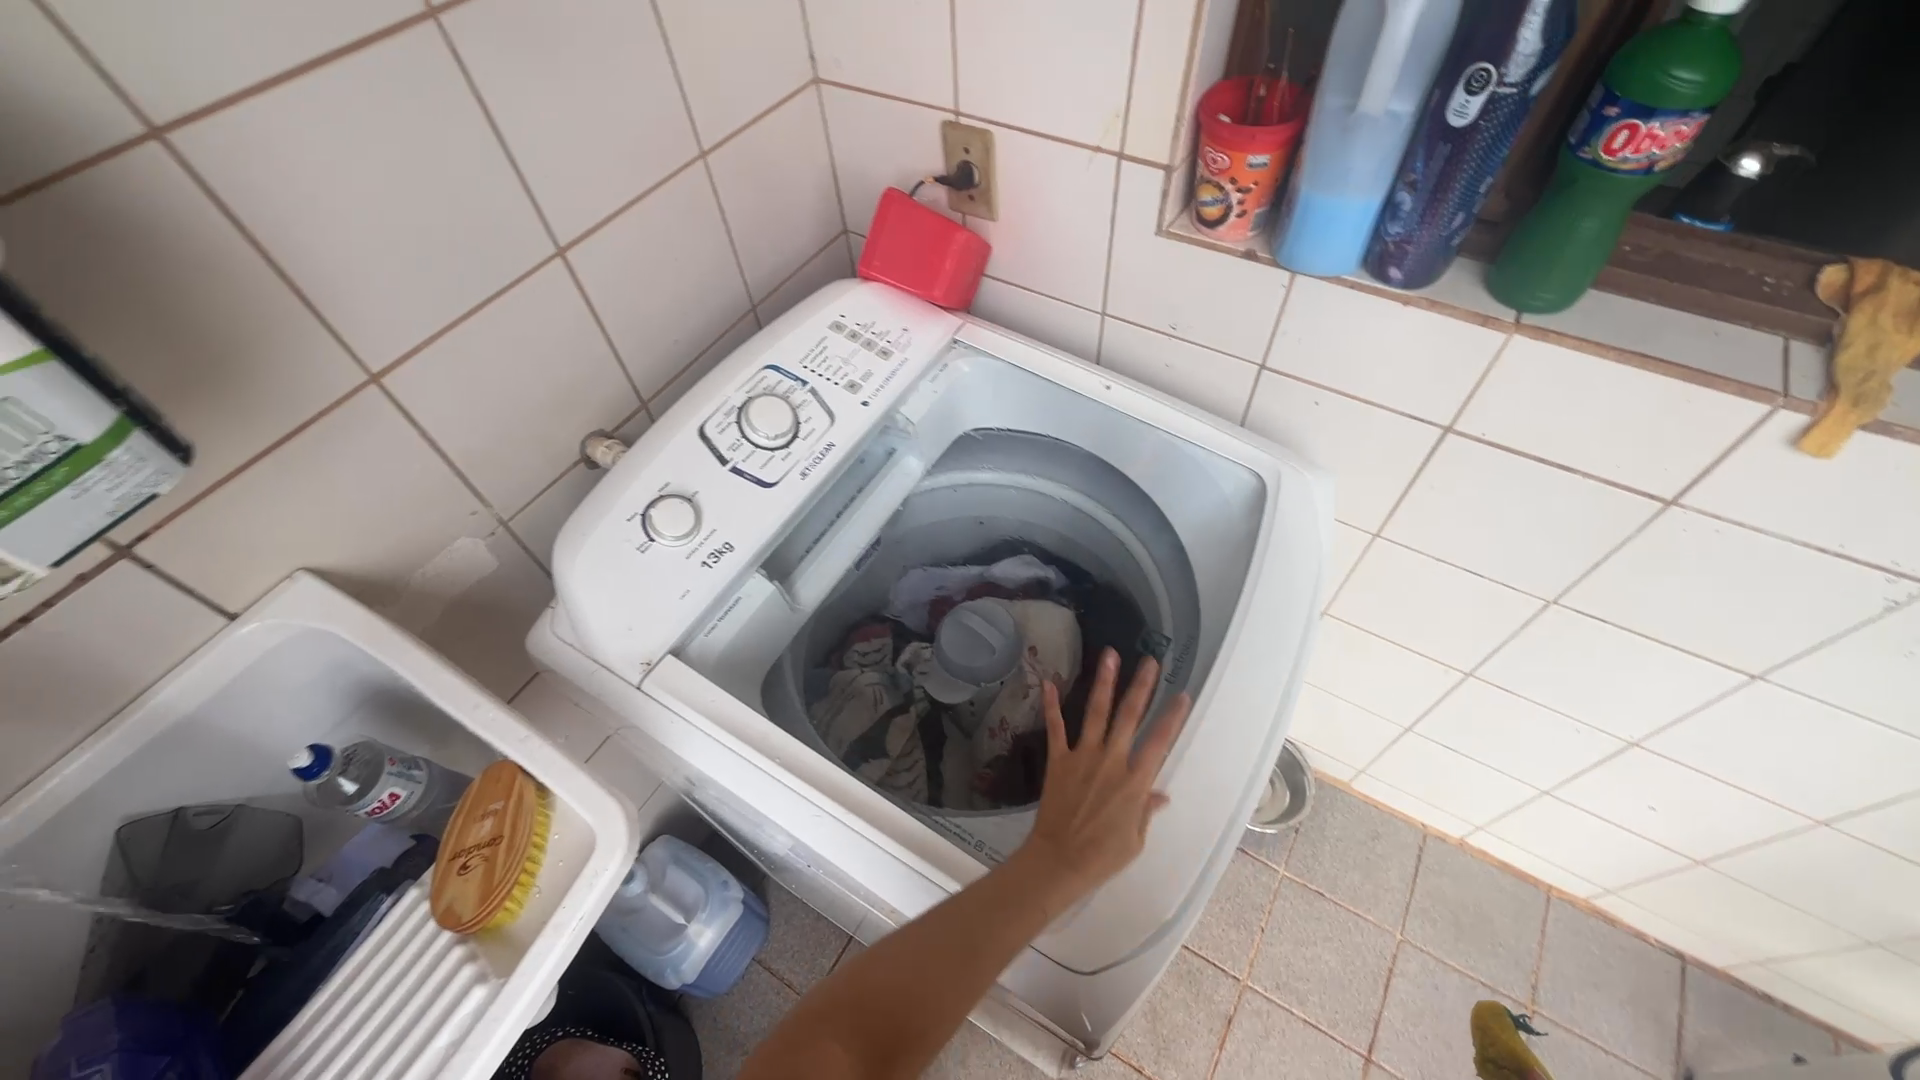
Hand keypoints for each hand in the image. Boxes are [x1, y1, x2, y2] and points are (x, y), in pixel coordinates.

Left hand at [1017, 648, 1191, 907]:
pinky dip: (1051, 705)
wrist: (1060, 860)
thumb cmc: (1103, 856)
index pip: (1159, 742)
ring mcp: (1083, 757)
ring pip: (1096, 713)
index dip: (1172, 717)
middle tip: (1150, 661)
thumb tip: (1159, 793)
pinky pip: (1056, 728)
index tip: (1182, 695)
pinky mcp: (1059, 761)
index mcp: (1135, 782)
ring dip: (1104, 683)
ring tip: (1110, 655)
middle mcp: (1112, 761)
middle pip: (1130, 717)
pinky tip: (1048, 682)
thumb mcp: (1135, 839)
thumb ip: (1146, 811)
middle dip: (1141, 686)